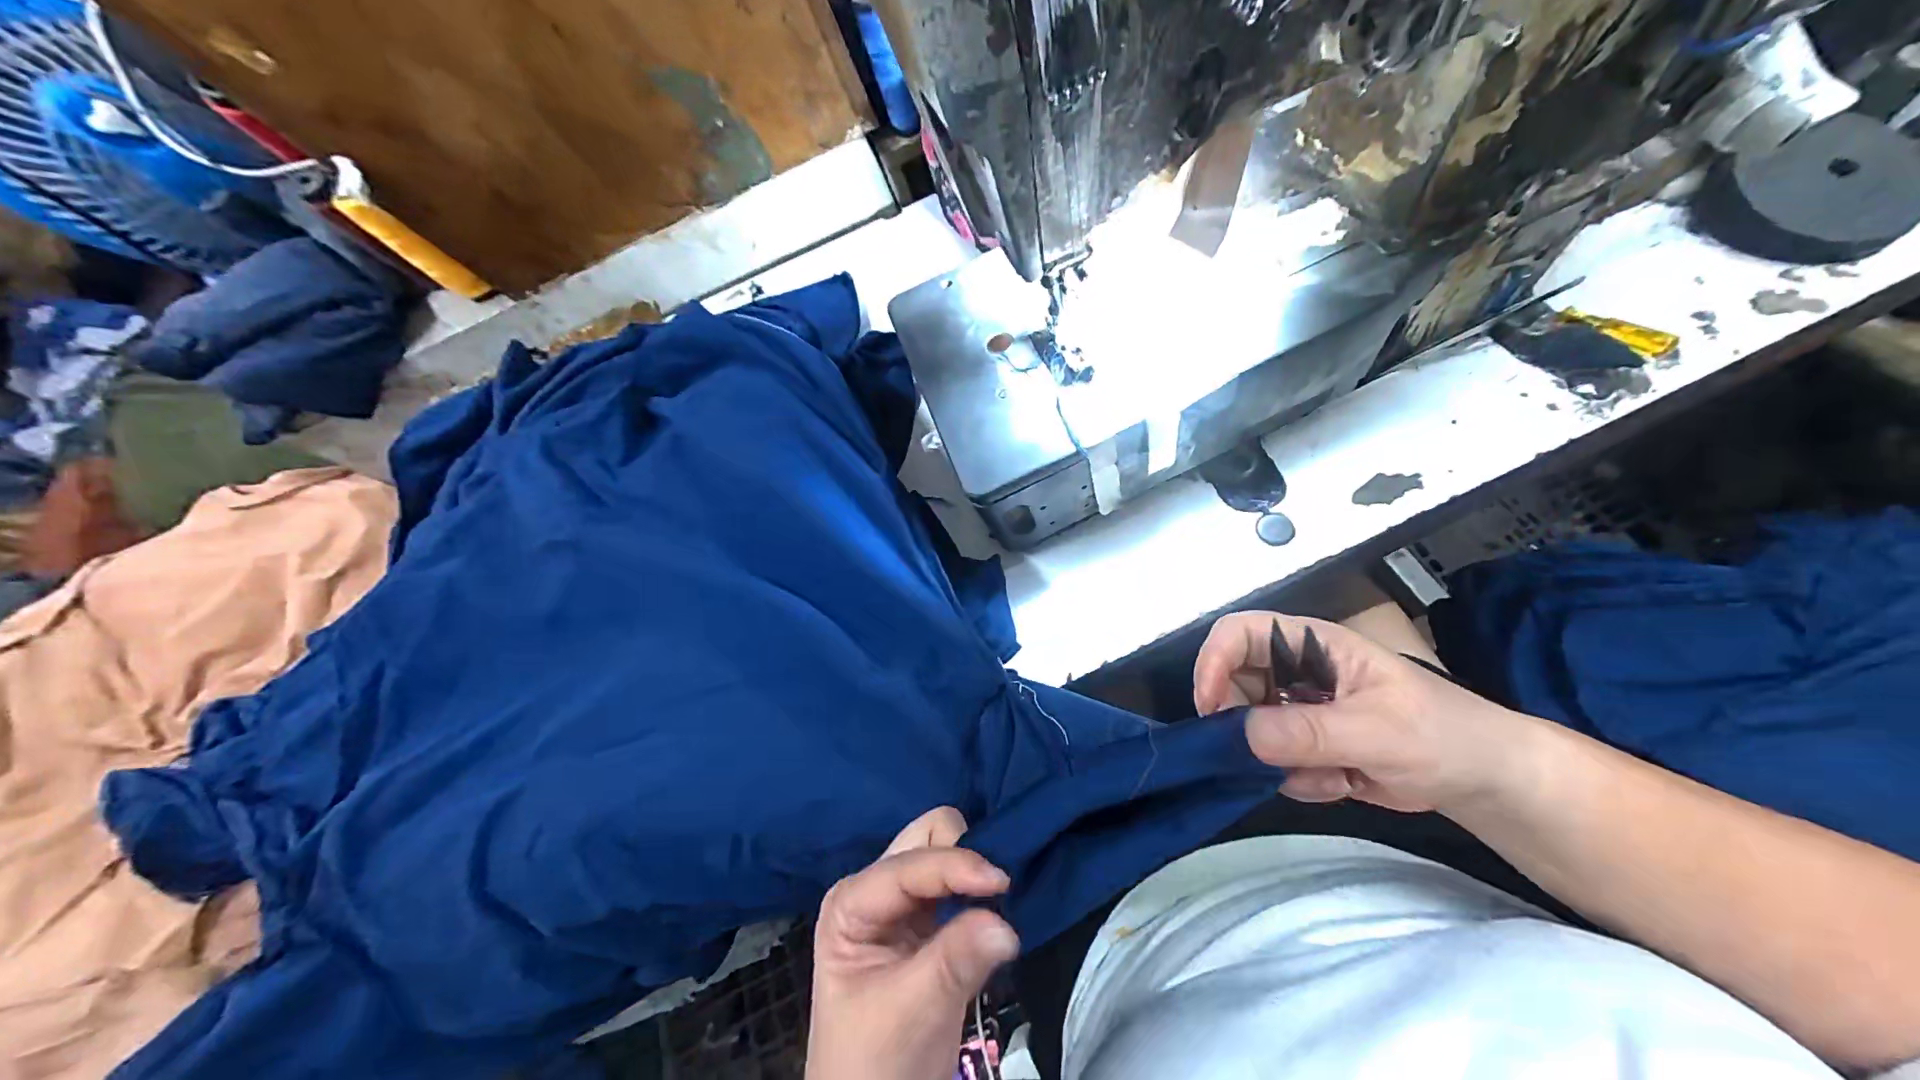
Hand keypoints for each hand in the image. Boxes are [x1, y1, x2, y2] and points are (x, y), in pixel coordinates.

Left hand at [806, 807, 1020, 1079]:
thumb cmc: (873, 1064)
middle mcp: (875, 890)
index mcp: (851, 903)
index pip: (908, 865)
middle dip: (963, 853)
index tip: (1001, 883)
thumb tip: (1005, 925)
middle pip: (925, 838)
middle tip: (999, 888)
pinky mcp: (930, 923)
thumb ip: (955, 961)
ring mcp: (902, 904)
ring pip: (945, 852)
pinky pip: (961, 884)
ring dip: (974, 868)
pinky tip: (998, 906)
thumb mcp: (910, 1012)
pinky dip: (981, 888)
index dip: (954, 866)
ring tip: (1003, 896)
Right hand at [1195, 612, 1547, 813]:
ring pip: (1250, 729)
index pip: (1239, 632)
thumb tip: (1241, 734)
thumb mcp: (1378, 732)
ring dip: (1280, 760)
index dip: (1214, 661)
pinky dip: (1299, 778)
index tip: (1210, 709)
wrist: (1485, 780)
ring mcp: (1298, 708)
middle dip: (1245, 724)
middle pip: (1233, 683)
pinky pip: (1272, 760)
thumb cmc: (1442, 734)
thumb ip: (1309, 731)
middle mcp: (1295, 670)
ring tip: (1332, 774)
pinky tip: (1342, 783)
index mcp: (1311, 644)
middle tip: (1268, 757)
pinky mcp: (1305, 743)